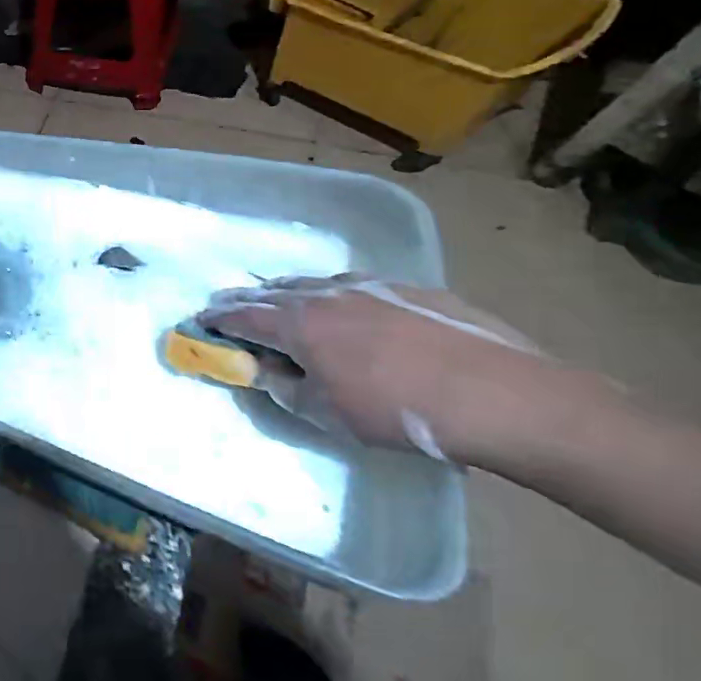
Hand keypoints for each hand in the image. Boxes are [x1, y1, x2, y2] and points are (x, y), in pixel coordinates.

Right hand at [198, 274, 588, 464]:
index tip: (201, 320)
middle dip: (245, 298)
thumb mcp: (331, 416)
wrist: (499, 393)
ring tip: (277, 299)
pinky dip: (329, 293)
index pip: (244, 316)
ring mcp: (368, 285)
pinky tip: (342, 306)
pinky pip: (350, 285)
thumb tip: (266, 372)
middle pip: (272, 291)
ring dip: (286, 292)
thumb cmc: (400, 412)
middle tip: (227, 304)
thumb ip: (287, 390)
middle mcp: (325, 294)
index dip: (218, 318)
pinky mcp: (407, 287)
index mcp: (300, 324)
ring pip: (311, 283)